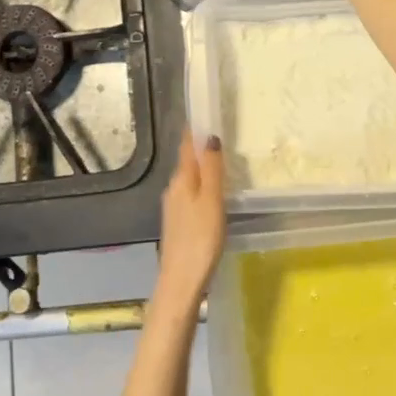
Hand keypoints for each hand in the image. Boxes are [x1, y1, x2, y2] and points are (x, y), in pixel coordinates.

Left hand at [155, 133, 225, 302]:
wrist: (181, 283)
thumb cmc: (200, 239)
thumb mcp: (212, 201)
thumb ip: (212, 169)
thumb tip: (209, 135)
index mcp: (181, 179)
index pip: (186, 145)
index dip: (195, 129)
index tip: (206, 113)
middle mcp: (173, 188)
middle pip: (187, 161)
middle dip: (201, 148)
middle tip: (222, 135)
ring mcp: (173, 207)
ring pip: (189, 179)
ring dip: (202, 169)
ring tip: (222, 161)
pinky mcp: (178, 224)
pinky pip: (191, 195)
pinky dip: (202, 187)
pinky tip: (214, 195)